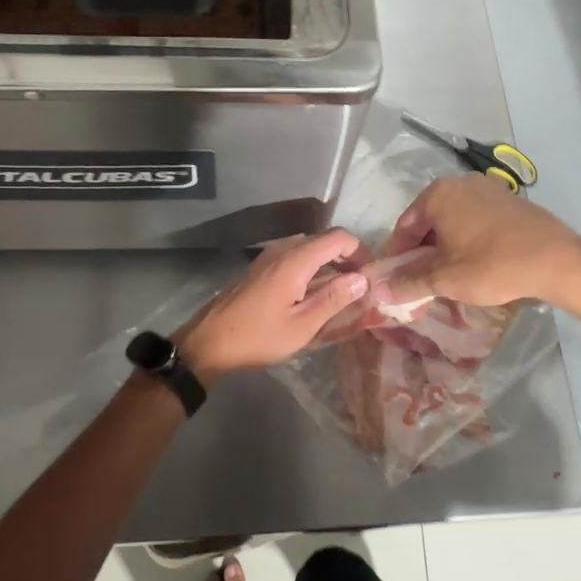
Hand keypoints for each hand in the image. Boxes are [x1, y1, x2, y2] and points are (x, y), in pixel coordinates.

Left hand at [174, 229, 367, 384]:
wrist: (209, 343)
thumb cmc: (258, 336)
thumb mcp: (302, 325)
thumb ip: (334, 299)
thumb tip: (362, 279)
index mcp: (296, 259)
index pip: (338, 237)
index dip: (360, 251)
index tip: (371, 274)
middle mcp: (283, 249)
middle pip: (324, 240)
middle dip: (347, 258)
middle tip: (360, 286)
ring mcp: (269, 256)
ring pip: (309, 248)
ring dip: (329, 264)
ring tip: (341, 292)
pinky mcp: (260, 268)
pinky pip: (294, 257)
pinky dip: (312, 268)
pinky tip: (313, 294)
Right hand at [375, 175, 580, 308]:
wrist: (555, 260)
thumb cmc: (492, 265)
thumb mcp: (445, 278)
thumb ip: (409, 282)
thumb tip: (379, 291)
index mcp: (437, 194)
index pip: (404, 226)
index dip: (398, 256)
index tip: (397, 281)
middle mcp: (459, 183)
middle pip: (429, 220)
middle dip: (423, 252)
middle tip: (423, 283)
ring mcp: (487, 188)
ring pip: (454, 220)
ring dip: (446, 247)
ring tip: (450, 277)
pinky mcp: (509, 200)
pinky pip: (477, 219)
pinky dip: (469, 239)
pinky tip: (477, 264)